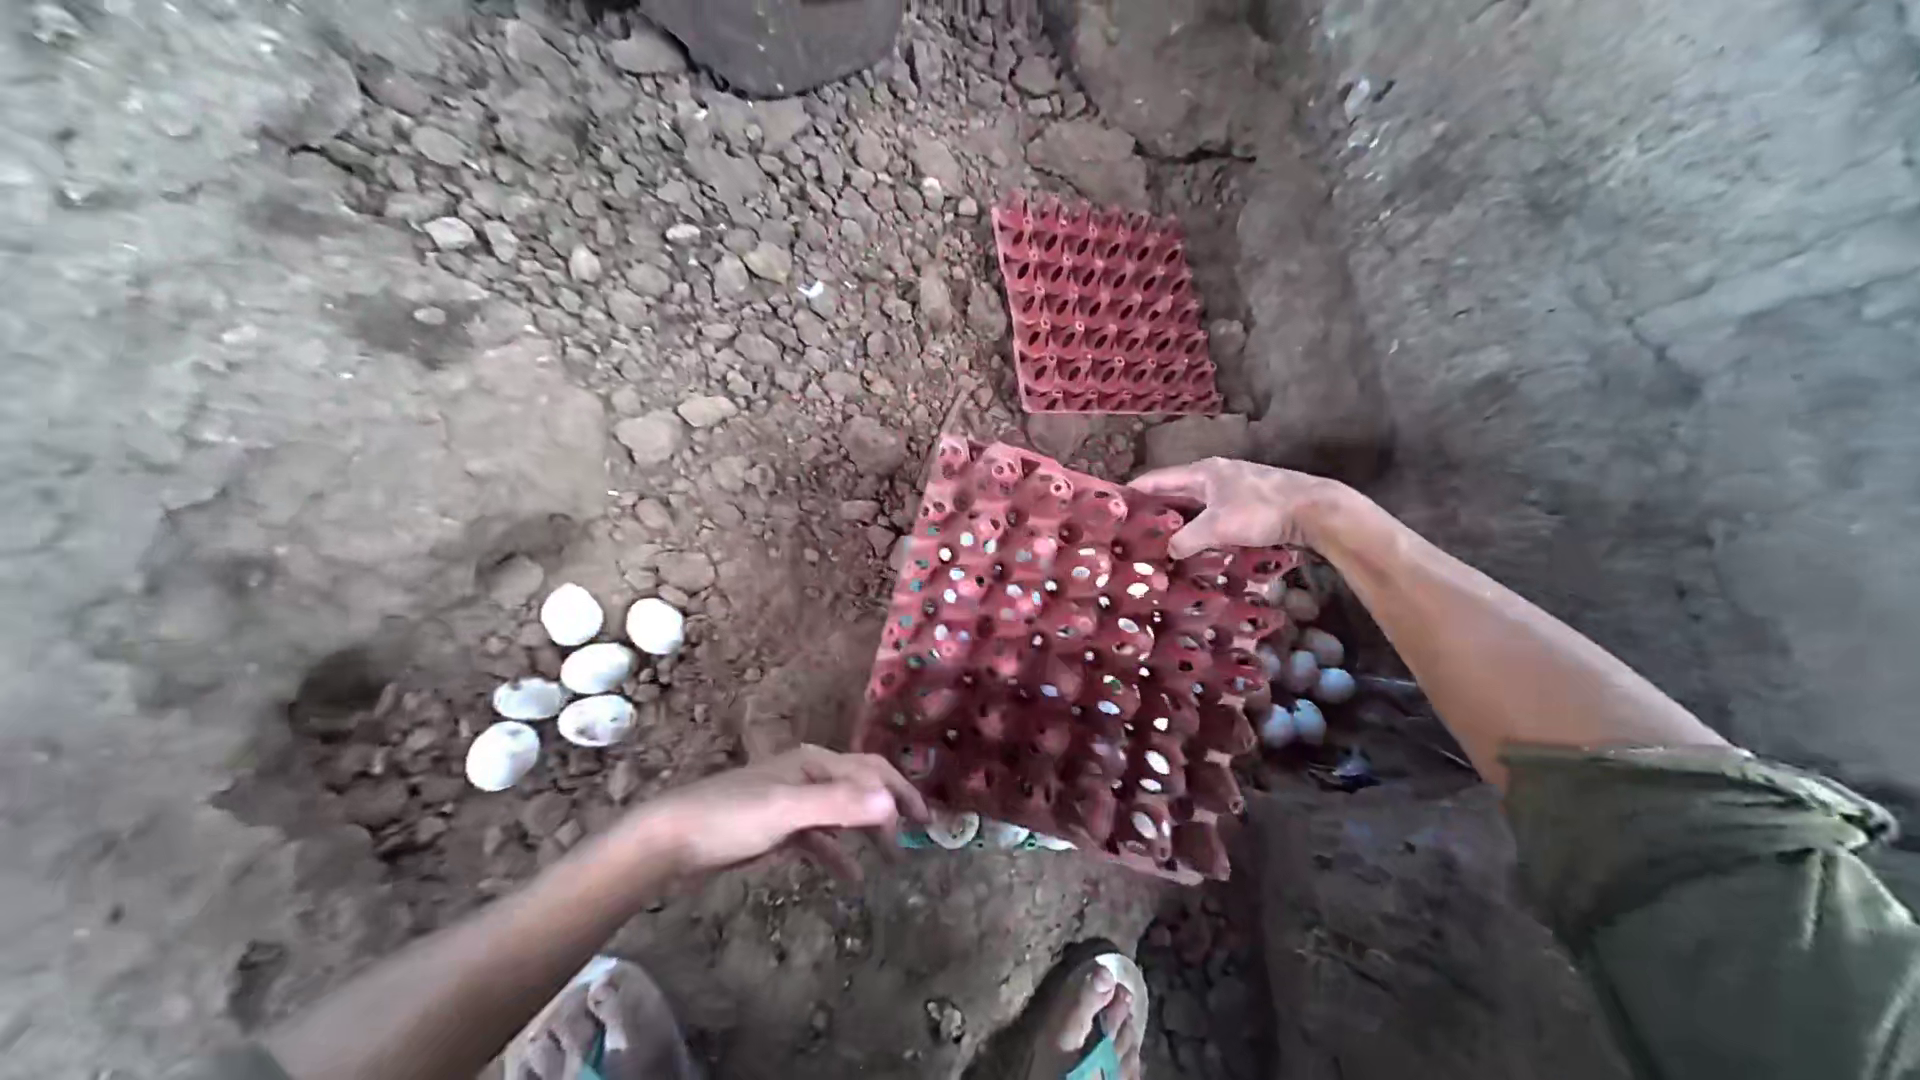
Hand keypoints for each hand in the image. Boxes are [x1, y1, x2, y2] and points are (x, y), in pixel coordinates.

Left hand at [628, 745, 929, 880]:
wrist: (670, 840)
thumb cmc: (730, 817)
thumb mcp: (786, 810)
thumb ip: (838, 805)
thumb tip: (891, 802)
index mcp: (815, 763)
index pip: (870, 772)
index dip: (900, 793)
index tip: (923, 824)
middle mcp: (809, 775)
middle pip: (860, 787)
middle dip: (889, 807)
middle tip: (917, 834)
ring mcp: (793, 802)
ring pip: (842, 812)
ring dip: (867, 831)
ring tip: (890, 857)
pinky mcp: (779, 828)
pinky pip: (820, 837)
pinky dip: (838, 853)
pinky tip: (851, 877)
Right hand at [1129, 458, 1344, 557]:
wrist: (1312, 509)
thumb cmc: (1260, 511)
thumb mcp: (1217, 527)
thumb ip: (1187, 539)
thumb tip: (1169, 551)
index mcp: (1202, 472)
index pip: (1158, 479)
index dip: (1135, 490)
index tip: (1115, 502)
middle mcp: (1214, 474)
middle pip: (1175, 490)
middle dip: (1155, 507)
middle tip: (1134, 526)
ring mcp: (1232, 487)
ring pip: (1195, 502)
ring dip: (1178, 517)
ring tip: (1159, 536)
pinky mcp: (1248, 501)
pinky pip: (1211, 511)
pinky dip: (1198, 523)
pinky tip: (1195, 539)